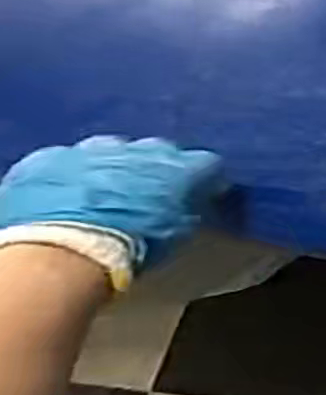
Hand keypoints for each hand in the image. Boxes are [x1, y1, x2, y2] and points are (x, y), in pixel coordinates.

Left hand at [0, 136, 223, 284]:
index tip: (196, 195)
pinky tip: (64, 191)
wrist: (68, 246)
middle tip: (146, 191)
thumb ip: (192, 204)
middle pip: (158, 150)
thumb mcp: (184, 226)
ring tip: (102, 188)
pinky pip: (62, 159)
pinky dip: (66, 172)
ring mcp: (98, 151)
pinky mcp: (48, 158)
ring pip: (111, 148)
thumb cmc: (140, 240)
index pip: (207, 163)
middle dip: (155, 166)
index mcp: (191, 165)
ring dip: (111, 163)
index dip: (201, 179)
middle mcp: (150, 149)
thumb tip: (192, 201)